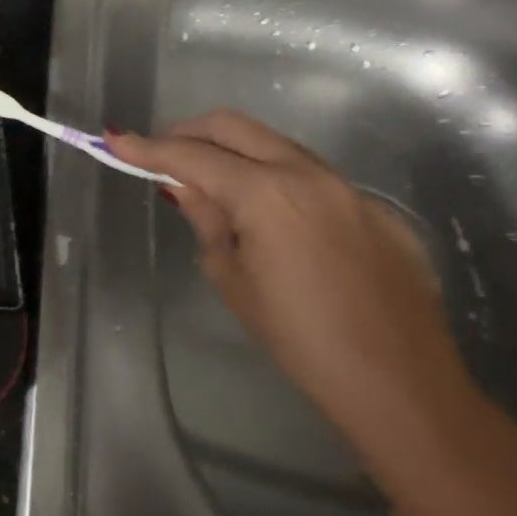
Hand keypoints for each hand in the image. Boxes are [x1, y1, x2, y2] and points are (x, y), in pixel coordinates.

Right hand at [108, 111, 465, 434]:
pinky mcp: (379, 215)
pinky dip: (276, 181)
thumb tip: (186, 187)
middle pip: (234, 128)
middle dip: (188, 133)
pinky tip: (270, 221)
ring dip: (234, 152)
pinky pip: (314, 180)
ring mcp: (351, 191)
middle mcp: (310, 176)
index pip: (191, 156)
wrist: (403, 387)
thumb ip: (207, 219)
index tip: (113, 140)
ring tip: (208, 182)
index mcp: (267, 193)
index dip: (146, 147)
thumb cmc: (298, 336)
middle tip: (158, 154)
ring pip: (276, 146)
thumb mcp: (230, 276)